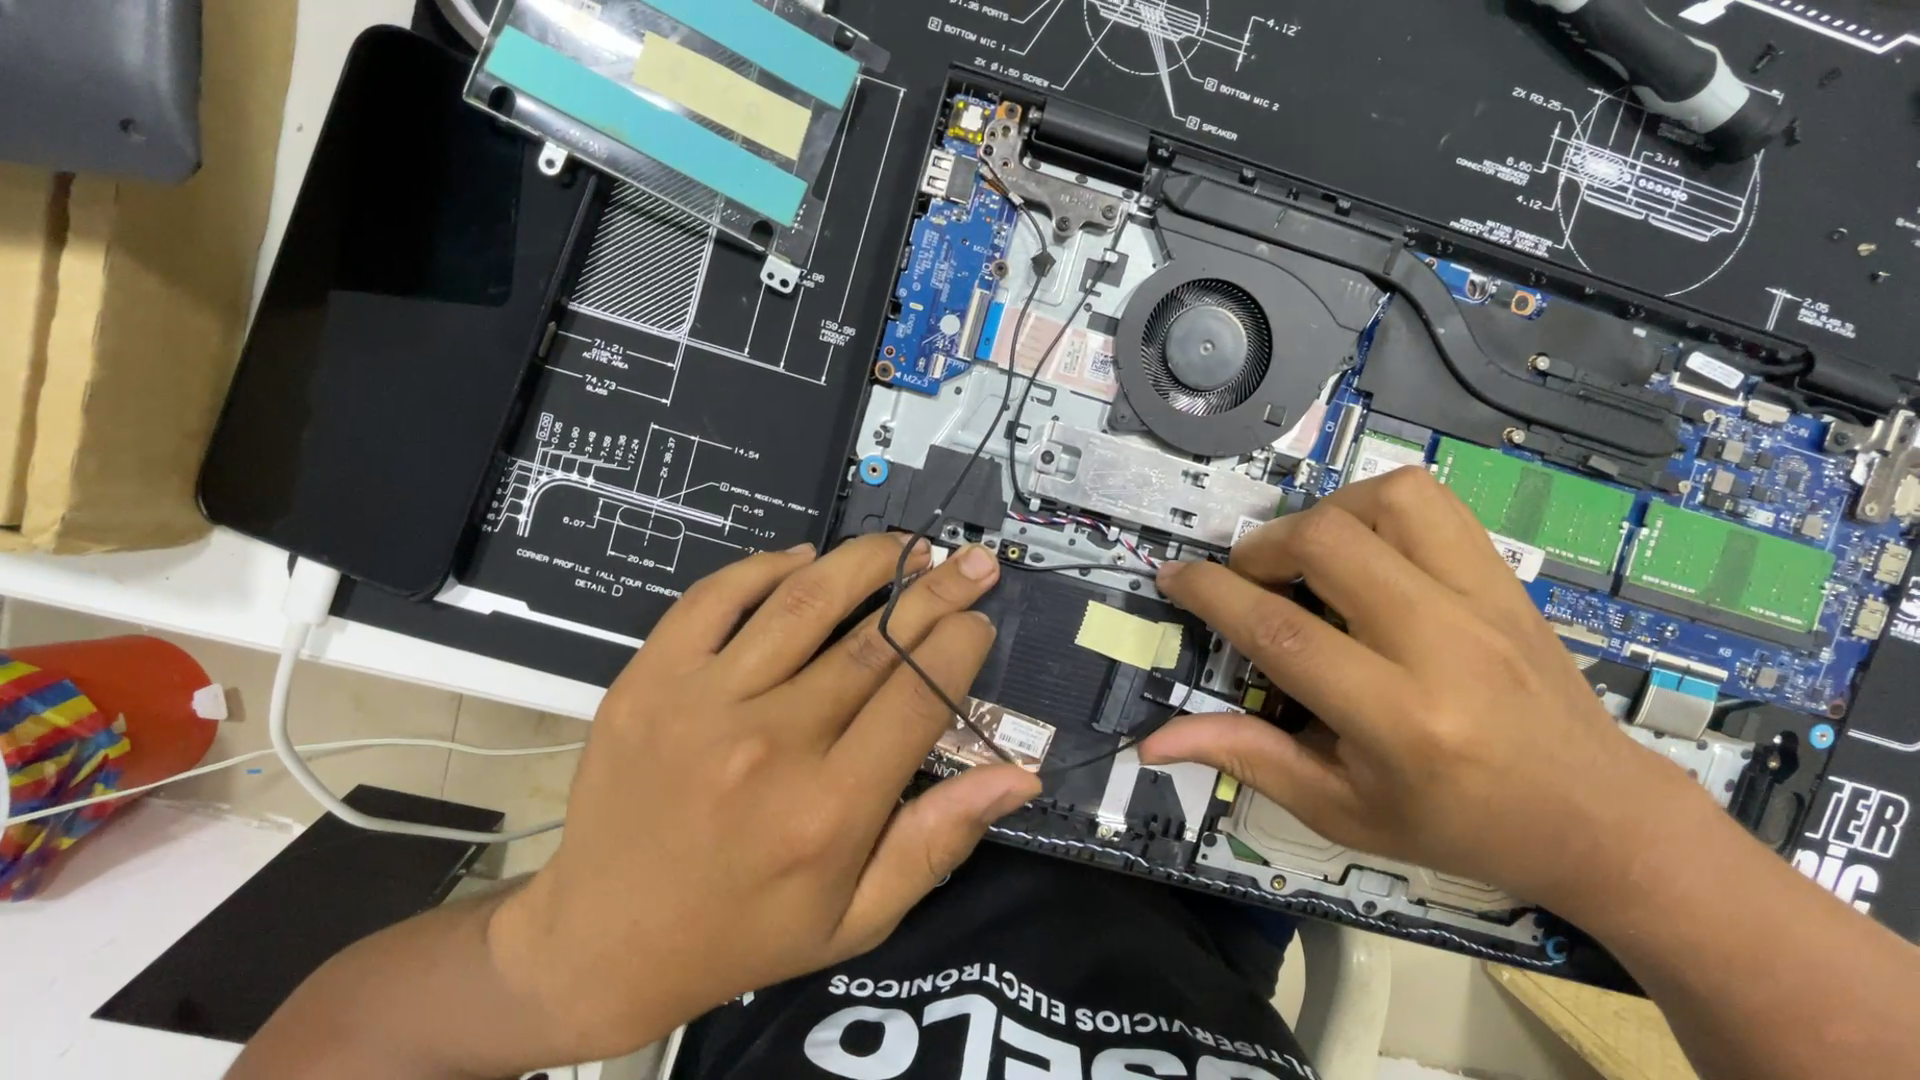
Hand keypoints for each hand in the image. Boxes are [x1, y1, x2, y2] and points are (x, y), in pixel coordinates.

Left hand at [488, 535, 1039, 1059]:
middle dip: (935, 592)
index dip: (959, 645)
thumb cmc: (746, 933)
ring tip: (904, 545)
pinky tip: (805, 560)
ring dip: (864, 562)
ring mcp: (701, 703)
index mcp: (830, 809)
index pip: (917, 695)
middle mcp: (769, 744)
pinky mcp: (649, 679)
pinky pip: (715, 598)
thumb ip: (938, 842)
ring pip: (803, 603)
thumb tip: (1019, 775)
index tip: (980, 622)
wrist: (605, 940)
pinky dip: (767, 568)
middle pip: (873, 642)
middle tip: (969, 563)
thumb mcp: (858, 917)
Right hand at [1140, 468, 1710, 907]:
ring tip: (1307, 556)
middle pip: (1328, 543)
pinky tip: (1362, 548)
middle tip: (1247, 578)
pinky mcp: (1506, 579)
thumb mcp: (1341, 811)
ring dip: (1324, 514)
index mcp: (1397, 718)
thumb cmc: (1459, 825)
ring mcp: (1483, 601)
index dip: (1212, 594)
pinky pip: (1434, 503)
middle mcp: (1442, 644)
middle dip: (1261, 547)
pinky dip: (1377, 507)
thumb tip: (1154, 741)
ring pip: (1388, 501)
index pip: (1282, 631)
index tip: (1172, 575)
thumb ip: (1247, 759)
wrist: (1596, 815)